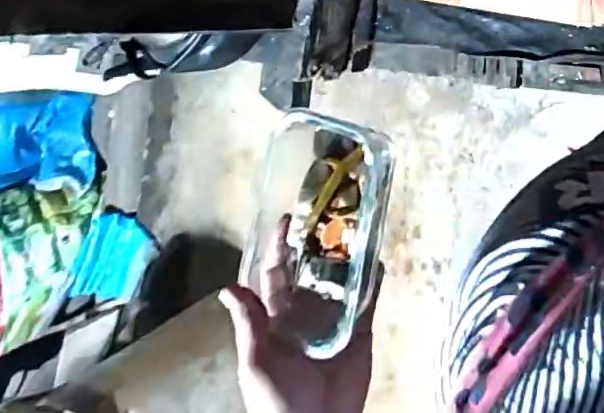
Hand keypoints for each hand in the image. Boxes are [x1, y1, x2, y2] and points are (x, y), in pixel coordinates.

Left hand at [219, 215, 374, 412]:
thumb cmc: (278, 398)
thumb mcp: (257, 362)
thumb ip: (248, 324)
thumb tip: (227, 287)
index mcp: (279, 315)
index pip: (278, 272)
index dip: (282, 246)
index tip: (289, 218)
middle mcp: (307, 309)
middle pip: (313, 267)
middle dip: (320, 240)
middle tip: (331, 210)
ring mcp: (335, 317)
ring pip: (342, 276)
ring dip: (349, 253)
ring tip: (357, 224)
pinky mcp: (359, 329)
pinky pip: (368, 298)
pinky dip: (373, 277)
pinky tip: (377, 257)